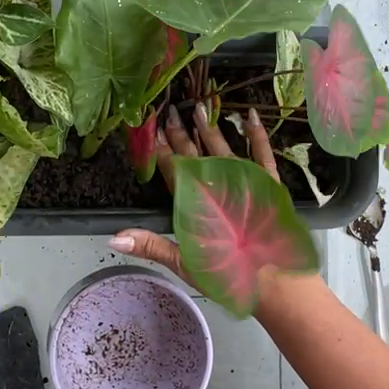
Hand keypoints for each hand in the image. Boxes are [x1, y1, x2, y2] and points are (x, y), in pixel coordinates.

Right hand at [110, 101, 281, 281]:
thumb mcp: (185, 263)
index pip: (172, 169)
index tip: (151, 128)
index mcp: (194, 204)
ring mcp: (245, 182)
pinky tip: (252, 116)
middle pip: (194, 155)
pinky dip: (257, 134)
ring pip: (223, 148)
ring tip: (199, 107)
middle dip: (180, 133)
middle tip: (170, 111)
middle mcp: (217, 186)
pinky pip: (262, 153)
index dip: (160, 149)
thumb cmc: (228, 276)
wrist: (274, 281)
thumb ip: (151, 246)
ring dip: (210, 128)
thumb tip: (114, 238)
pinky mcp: (269, 184)